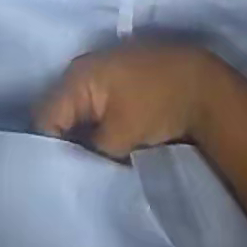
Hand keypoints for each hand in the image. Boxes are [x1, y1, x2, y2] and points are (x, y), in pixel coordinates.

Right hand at [33, 42, 237, 159]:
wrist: (202, 83)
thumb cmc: (157, 103)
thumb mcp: (119, 135)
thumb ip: (89, 150)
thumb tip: (76, 163)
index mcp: (75, 77)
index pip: (44, 117)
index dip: (48, 149)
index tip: (59, 176)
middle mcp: (81, 70)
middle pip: (58, 112)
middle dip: (64, 142)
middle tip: (73, 172)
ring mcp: (100, 73)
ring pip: (76, 111)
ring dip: (81, 136)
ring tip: (89, 163)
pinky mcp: (116, 82)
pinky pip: (93, 107)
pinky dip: (96, 127)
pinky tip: (104, 147)